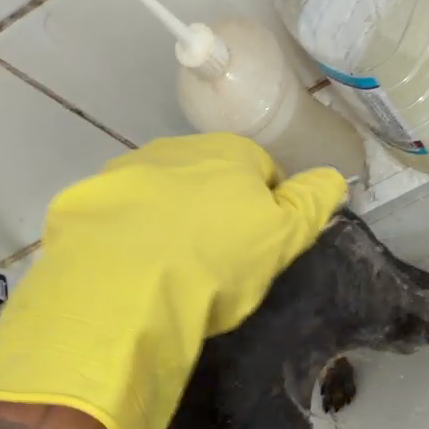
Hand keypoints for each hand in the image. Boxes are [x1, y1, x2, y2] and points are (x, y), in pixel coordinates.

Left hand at [0, 134, 347, 428]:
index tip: (265, 246)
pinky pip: (127, 215)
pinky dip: (137, 235)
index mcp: (232, 152)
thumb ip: (312, 205)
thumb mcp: (283, 238)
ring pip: (168, 193)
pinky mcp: (91, 199)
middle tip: (224, 262)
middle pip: (213, 177)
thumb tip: (337, 176)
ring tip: (178, 270)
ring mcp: (130, 169)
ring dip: (177, 220)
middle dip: (221, 210)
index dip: (271, 208)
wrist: (128, 281)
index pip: (265, 171)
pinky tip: (142, 271)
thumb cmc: (221, 258)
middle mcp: (179, 147)